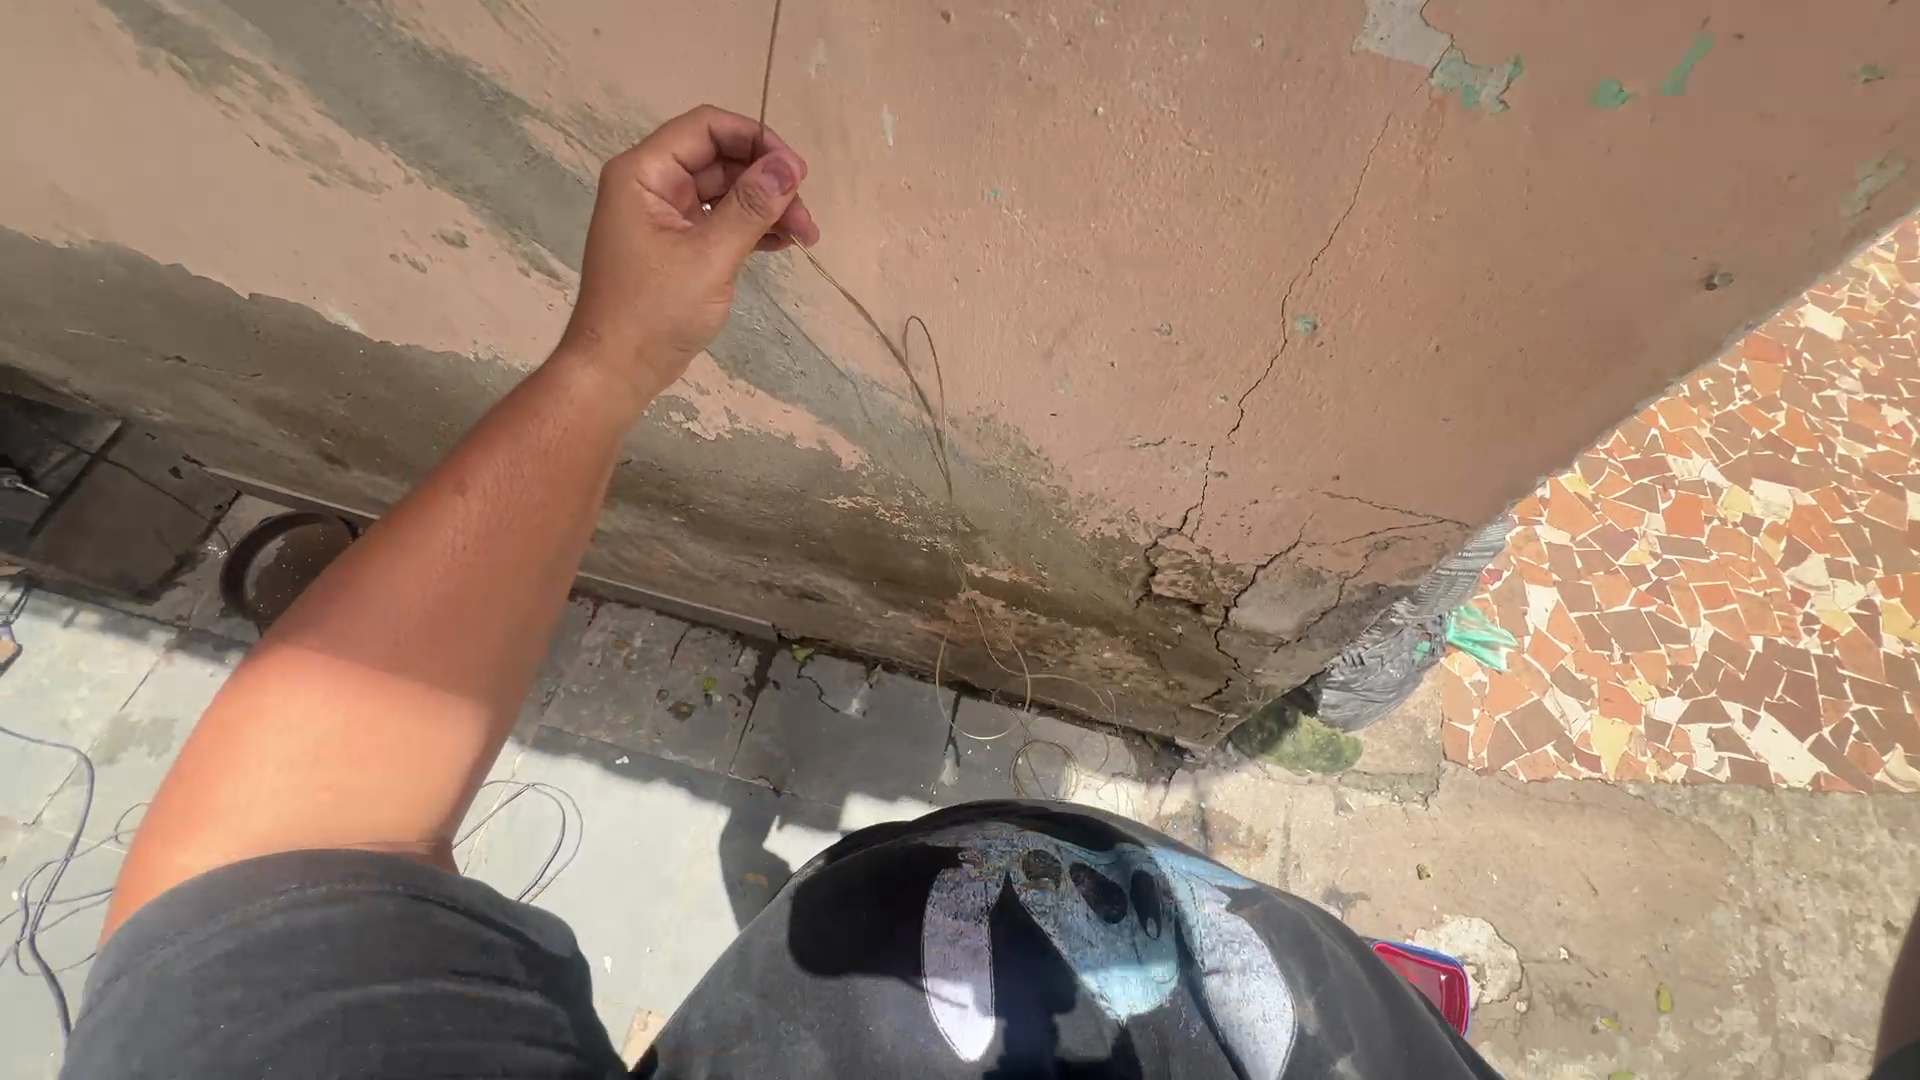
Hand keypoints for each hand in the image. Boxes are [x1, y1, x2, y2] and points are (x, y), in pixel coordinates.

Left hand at [556, 105, 820, 397]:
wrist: (620, 368)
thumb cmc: (655, 310)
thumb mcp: (709, 257)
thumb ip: (750, 209)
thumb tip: (789, 168)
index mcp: (646, 173)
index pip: (707, 128)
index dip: (757, 140)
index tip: (797, 172)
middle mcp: (654, 185)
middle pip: (721, 160)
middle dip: (768, 183)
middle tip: (807, 217)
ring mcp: (667, 218)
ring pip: (727, 194)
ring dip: (767, 210)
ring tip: (805, 237)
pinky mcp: (680, 247)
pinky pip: (722, 223)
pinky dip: (753, 230)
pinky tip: (782, 244)